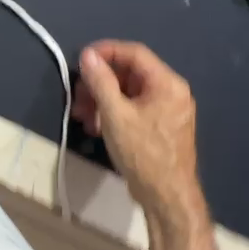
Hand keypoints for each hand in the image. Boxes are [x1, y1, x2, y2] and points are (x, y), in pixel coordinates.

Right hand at [74, 41, 205, 223]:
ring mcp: (167, 111)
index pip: (134, 53)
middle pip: (129, 73)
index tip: (81, 58)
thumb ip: (100, 81)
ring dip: (101, 99)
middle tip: (77, 94)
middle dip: (99, 82)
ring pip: (128, 92)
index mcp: (167, 84)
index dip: (106, 51)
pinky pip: (133, 108)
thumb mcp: (116, 114)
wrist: (166, 198)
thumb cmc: (143, 153)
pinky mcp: (159, 127)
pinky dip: (112, 112)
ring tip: (82, 115)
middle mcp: (171, 92)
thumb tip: (87, 55)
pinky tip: (95, 126)